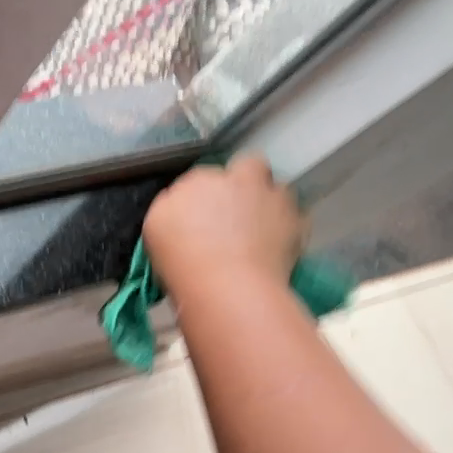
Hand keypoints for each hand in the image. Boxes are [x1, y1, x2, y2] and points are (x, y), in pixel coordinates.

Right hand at [143, 155, 306, 293]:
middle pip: (247, 165)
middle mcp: (238, 180)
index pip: (201, 176)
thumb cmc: (181, 260)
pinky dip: (286, 226)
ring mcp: (272, 197)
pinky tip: (273, 246)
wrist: (228, 287)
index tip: (197, 216)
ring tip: (259, 228)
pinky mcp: (299, 221)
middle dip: (244, 180)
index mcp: (198, 180)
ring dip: (268, 201)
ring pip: (277, 187)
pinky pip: (295, 216)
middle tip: (235, 209)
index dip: (201, 195)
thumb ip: (170, 205)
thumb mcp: (154, 228)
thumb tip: (181, 201)